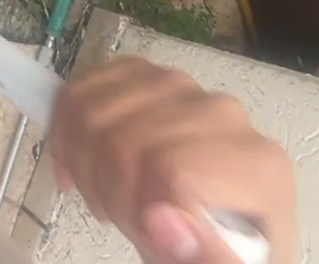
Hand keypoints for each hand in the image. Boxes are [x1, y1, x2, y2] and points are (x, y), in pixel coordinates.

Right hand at [49, 58, 296, 263]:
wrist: (211, 222)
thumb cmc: (222, 249)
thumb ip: (208, 257)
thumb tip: (161, 220)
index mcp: (254, 163)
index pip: (166, 169)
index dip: (133, 205)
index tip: (137, 236)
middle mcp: (220, 111)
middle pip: (126, 140)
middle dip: (104, 189)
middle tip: (116, 219)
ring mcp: (177, 86)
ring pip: (94, 110)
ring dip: (80, 160)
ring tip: (101, 194)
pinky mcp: (140, 73)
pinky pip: (81, 87)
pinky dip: (64, 127)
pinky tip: (78, 159)